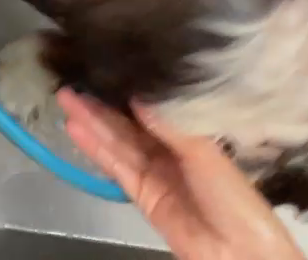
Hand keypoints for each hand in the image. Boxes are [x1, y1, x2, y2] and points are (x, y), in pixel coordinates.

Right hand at [58, 90, 303, 259]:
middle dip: (101, 102)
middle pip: (128, 123)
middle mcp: (168, 150)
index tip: (103, 65)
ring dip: (91, 121)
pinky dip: (94, 148)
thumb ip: (169, 124)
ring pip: (117, 141)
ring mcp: (153, 173)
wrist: (242, 258)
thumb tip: (136, 93)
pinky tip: (75, 129)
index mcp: (189, 136)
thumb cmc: (234, 200)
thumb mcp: (206, 154)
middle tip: (72, 78)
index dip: (126, 88)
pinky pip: (114, 166)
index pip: (150, 106)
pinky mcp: (140, 194)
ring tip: (65, 97)